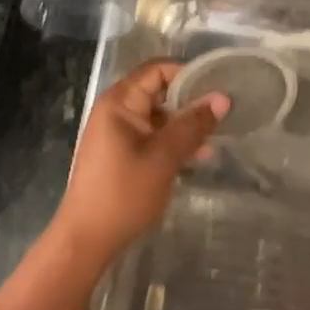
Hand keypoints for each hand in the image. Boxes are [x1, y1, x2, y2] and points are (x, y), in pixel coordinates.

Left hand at [53, 60, 228, 262]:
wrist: (87, 239)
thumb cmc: (124, 193)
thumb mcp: (164, 157)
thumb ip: (193, 125)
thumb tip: (222, 98)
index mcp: (120, 101)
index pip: (158, 70)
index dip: (188, 74)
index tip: (218, 88)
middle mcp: (116, 109)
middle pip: (159, 91)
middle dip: (190, 102)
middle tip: (223, 115)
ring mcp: (116, 132)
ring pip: (158, 116)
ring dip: (184, 126)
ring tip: (215, 140)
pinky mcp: (120, 153)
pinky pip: (151, 136)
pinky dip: (172, 142)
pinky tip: (196, 158)